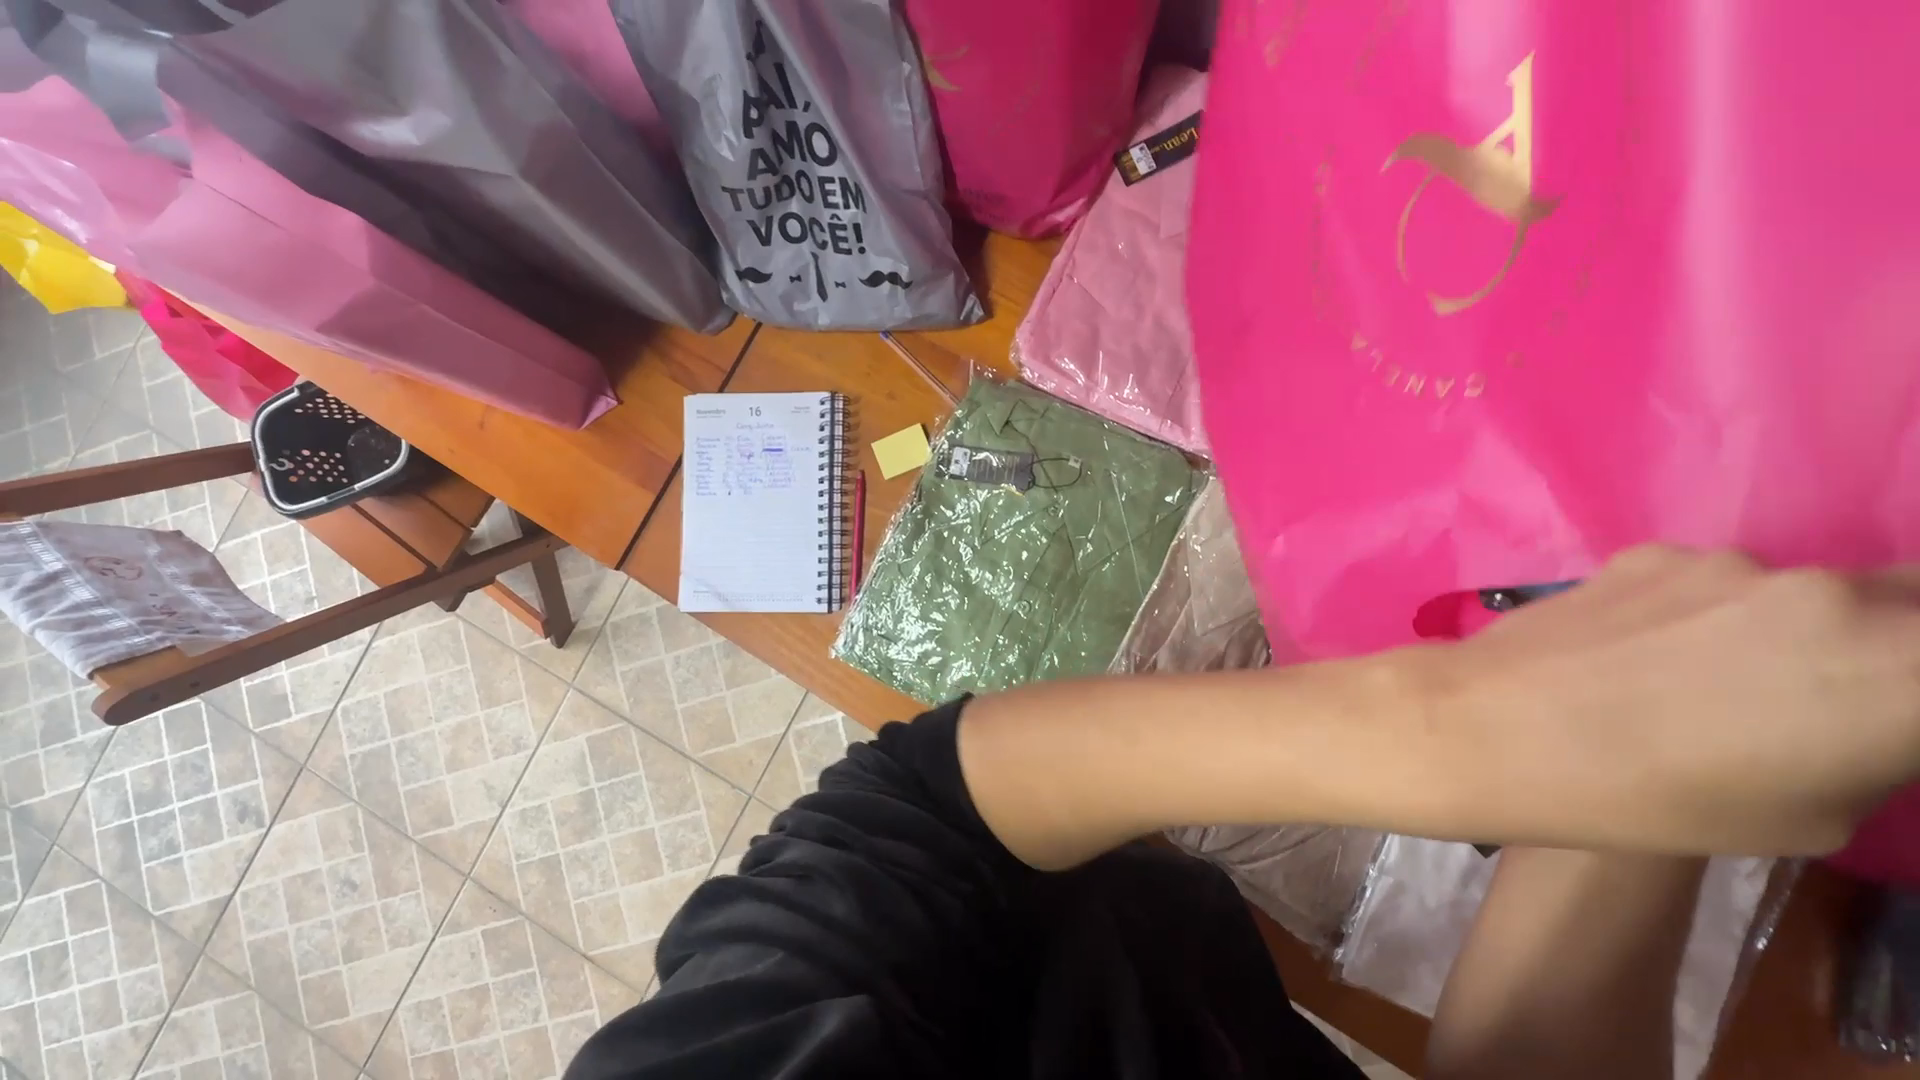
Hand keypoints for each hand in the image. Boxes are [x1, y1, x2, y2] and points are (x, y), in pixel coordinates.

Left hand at [1438, 545, 1919, 854]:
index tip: (1881, 717)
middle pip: (1907, 602)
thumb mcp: (1815, 812)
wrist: (1492, 727)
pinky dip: (1715, 612)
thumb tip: (1873, 709)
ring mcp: (1732, 561)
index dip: (1911, 689)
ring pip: (1807, 590)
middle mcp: (1834, 591)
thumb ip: (1873, 745)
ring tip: (1717, 682)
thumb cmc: (1655, 799)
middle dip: (1895, 645)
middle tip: (1839, 694)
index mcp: (1906, 666)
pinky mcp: (1654, 551)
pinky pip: (1719, 582)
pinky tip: (1650, 653)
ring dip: (1798, 627)